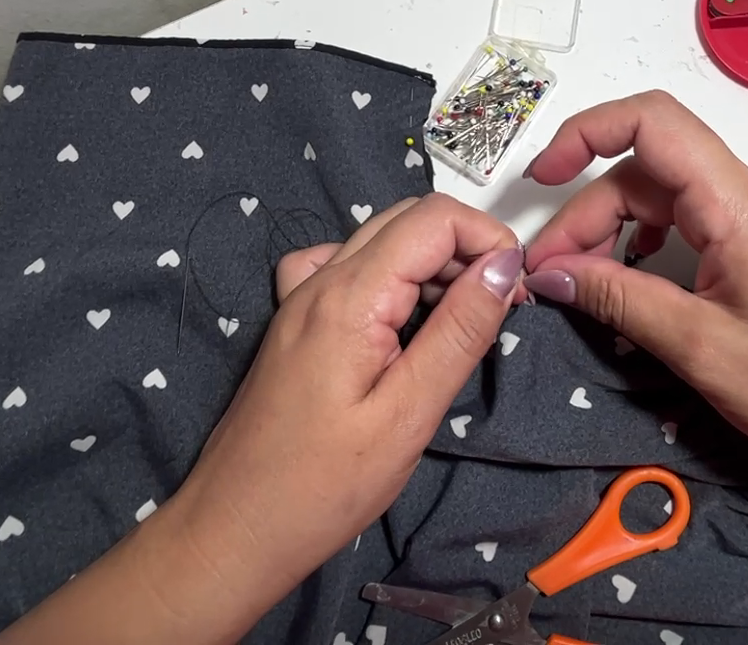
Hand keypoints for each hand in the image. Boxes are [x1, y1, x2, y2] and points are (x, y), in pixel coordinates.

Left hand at [166, 194, 522, 632]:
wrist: (233, 530)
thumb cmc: (324, 486)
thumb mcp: (408, 414)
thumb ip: (459, 330)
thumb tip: (505, 265)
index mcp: (350, 293)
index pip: (434, 218)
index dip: (487, 237)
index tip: (515, 290)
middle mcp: (321, 277)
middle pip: (409, 219)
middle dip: (466, 248)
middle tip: (498, 308)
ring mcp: (301, 294)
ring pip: (382, 238)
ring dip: (433, 262)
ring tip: (461, 320)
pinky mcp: (294, 316)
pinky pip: (347, 264)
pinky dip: (389, 273)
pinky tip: (397, 312)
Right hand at [521, 91, 747, 484]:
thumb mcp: (701, 349)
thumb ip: (618, 300)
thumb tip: (549, 274)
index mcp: (743, 205)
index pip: (653, 122)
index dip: (585, 132)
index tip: (542, 178)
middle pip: (649, 171)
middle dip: (590, 215)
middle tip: (553, 276)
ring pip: (669, 197)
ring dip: (618, 230)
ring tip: (587, 282)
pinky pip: (698, 219)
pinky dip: (654, 240)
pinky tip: (639, 275)